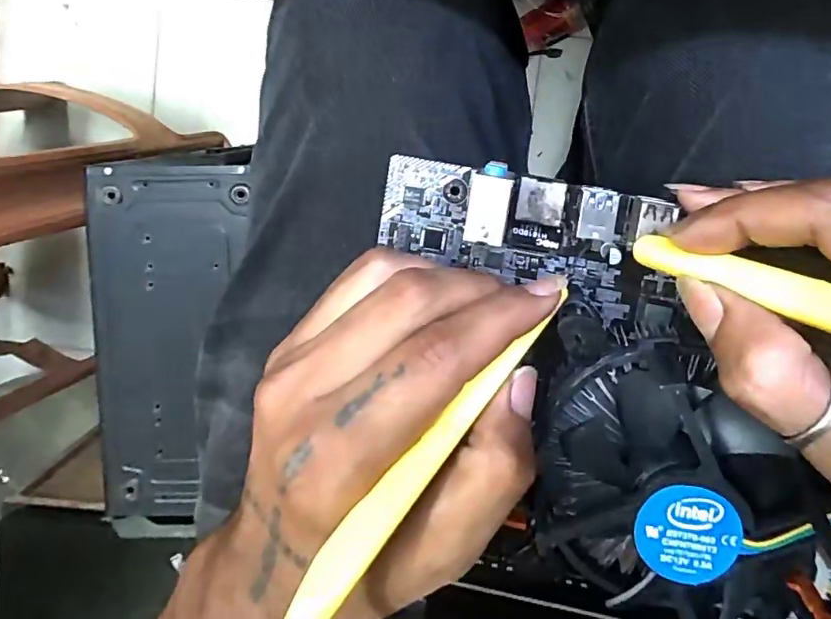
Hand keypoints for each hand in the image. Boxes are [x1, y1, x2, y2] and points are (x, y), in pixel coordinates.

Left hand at [164, 250, 563, 618]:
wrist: (281, 559)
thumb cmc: (374, 557)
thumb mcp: (451, 545)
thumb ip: (498, 466)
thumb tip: (520, 373)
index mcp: (337, 460)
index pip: (432, 357)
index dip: (499, 317)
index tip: (548, 296)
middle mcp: (301, 396)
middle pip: (410, 302)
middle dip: (484, 290)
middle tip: (525, 302)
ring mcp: (288, 360)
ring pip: (386, 274)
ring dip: (451, 277)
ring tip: (485, 302)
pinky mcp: (290, 341)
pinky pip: (362, 275)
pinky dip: (414, 272)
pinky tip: (439, 296)